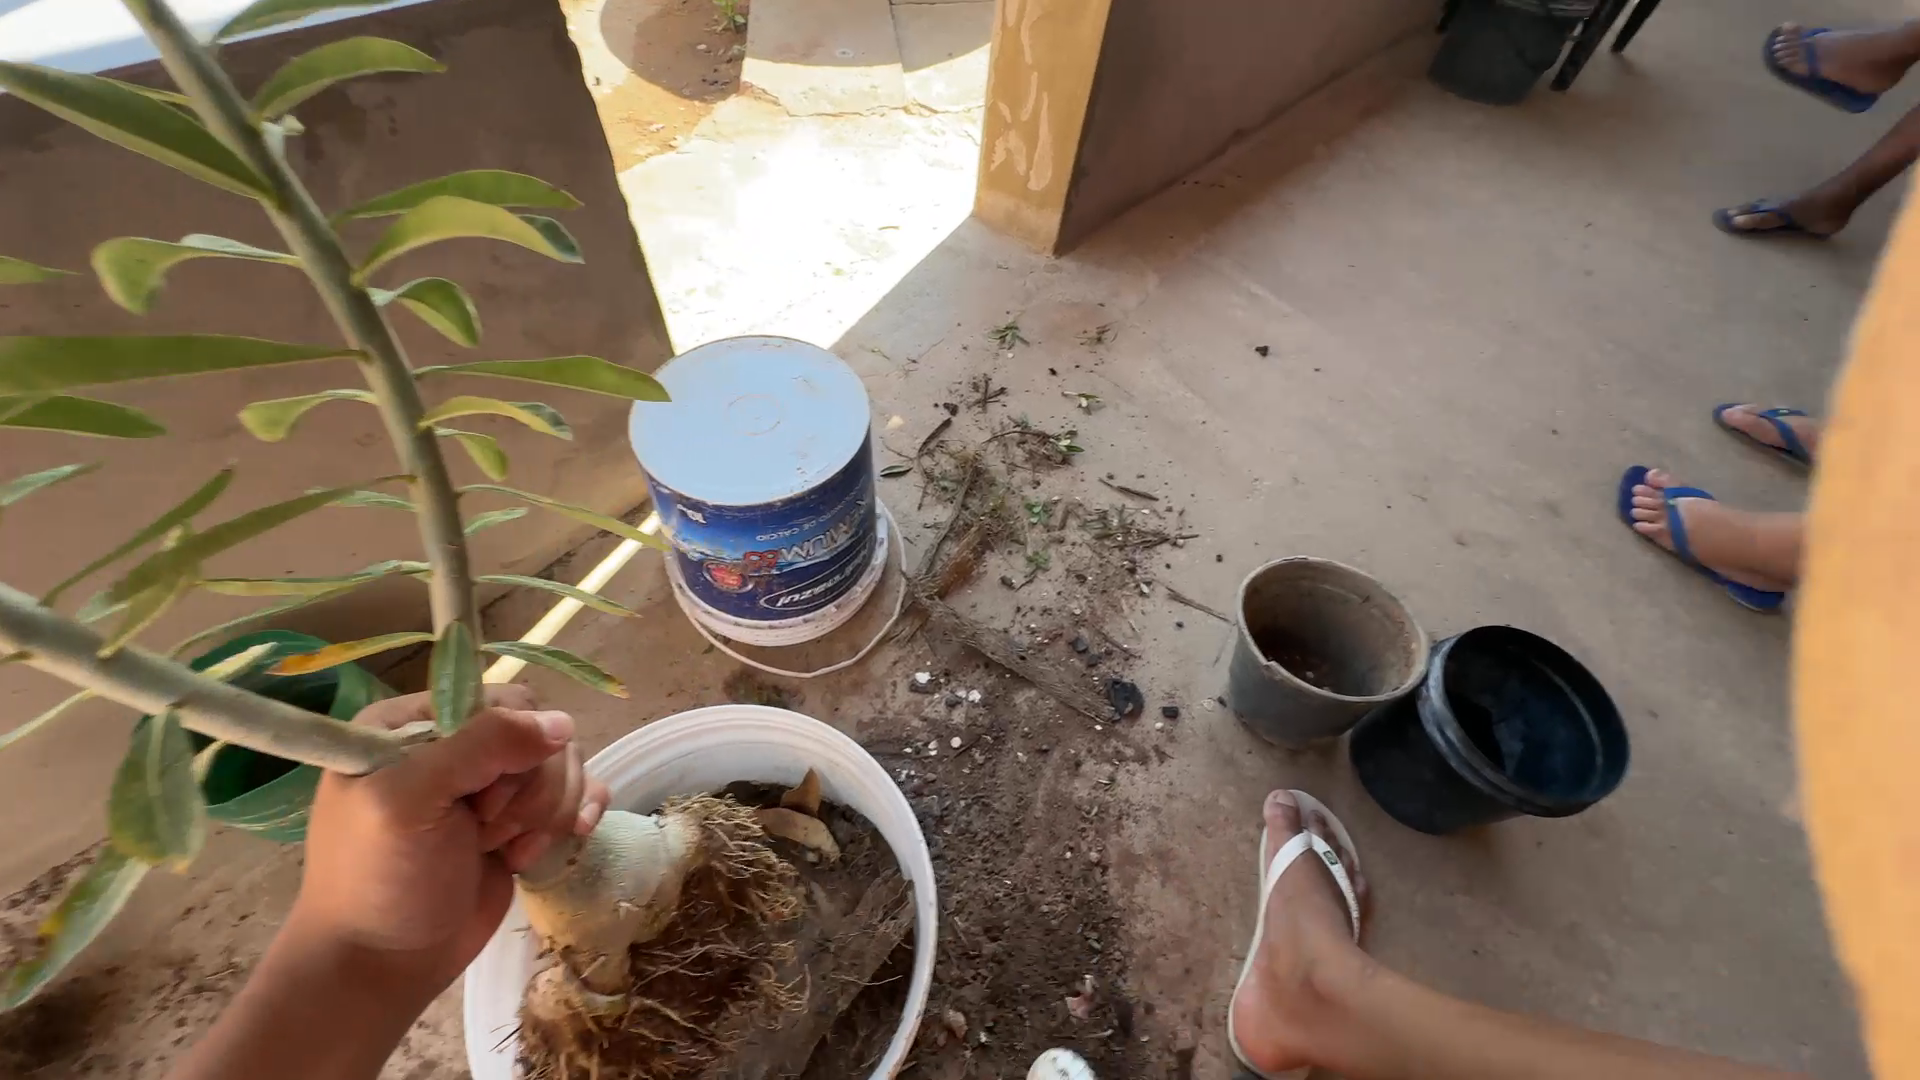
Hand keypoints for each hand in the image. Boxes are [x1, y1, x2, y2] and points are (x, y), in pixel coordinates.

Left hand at [286, 684, 610, 990]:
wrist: (383, 968)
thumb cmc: (380, 881)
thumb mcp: (410, 802)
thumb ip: (483, 746)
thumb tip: (562, 725)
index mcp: (414, 725)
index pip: (504, 701)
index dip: (510, 745)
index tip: (478, 797)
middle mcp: (458, 745)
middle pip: (543, 733)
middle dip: (530, 787)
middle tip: (485, 831)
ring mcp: (495, 783)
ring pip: (565, 763)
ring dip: (547, 810)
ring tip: (506, 849)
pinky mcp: (525, 815)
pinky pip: (581, 789)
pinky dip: (579, 812)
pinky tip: (570, 836)